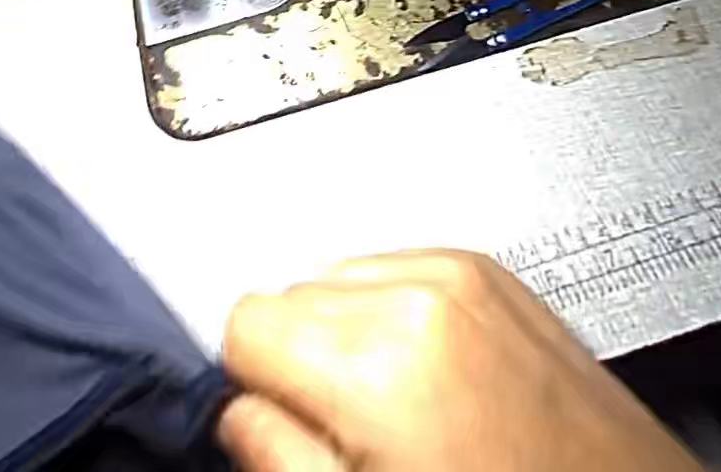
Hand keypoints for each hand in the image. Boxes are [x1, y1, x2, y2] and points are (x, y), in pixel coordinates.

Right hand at [219, 250, 703, 471]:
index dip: (255, 381)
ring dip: (345, 335)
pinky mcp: (482, 267)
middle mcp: (420, 294)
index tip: (287, 421)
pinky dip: (388, 314)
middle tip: (354, 429)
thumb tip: (238, 410)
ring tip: (400, 403)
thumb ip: (281, 460)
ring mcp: (457, 271)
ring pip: (334, 279)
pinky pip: (387, 270)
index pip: (245, 319)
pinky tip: (429, 374)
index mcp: (384, 362)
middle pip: (289, 295)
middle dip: (302, 361)